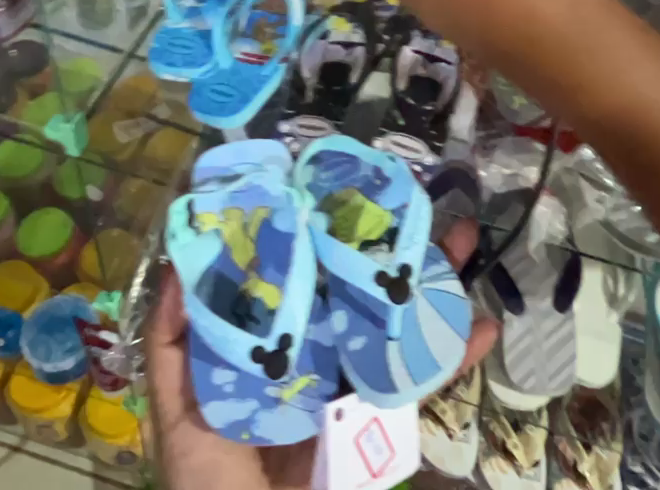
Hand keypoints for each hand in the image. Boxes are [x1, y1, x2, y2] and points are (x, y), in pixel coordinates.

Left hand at [145, 218, 499, 489]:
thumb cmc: (211, 479)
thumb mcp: (182, 413)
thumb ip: (176, 348)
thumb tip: (180, 265)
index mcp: (274, 346)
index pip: (301, 282)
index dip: (323, 240)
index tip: (341, 197)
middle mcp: (318, 356)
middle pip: (358, 293)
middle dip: (389, 251)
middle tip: (420, 209)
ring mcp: (354, 389)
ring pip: (396, 326)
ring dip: (434, 285)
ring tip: (462, 240)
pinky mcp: (383, 427)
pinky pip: (420, 387)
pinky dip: (453, 358)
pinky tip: (484, 325)